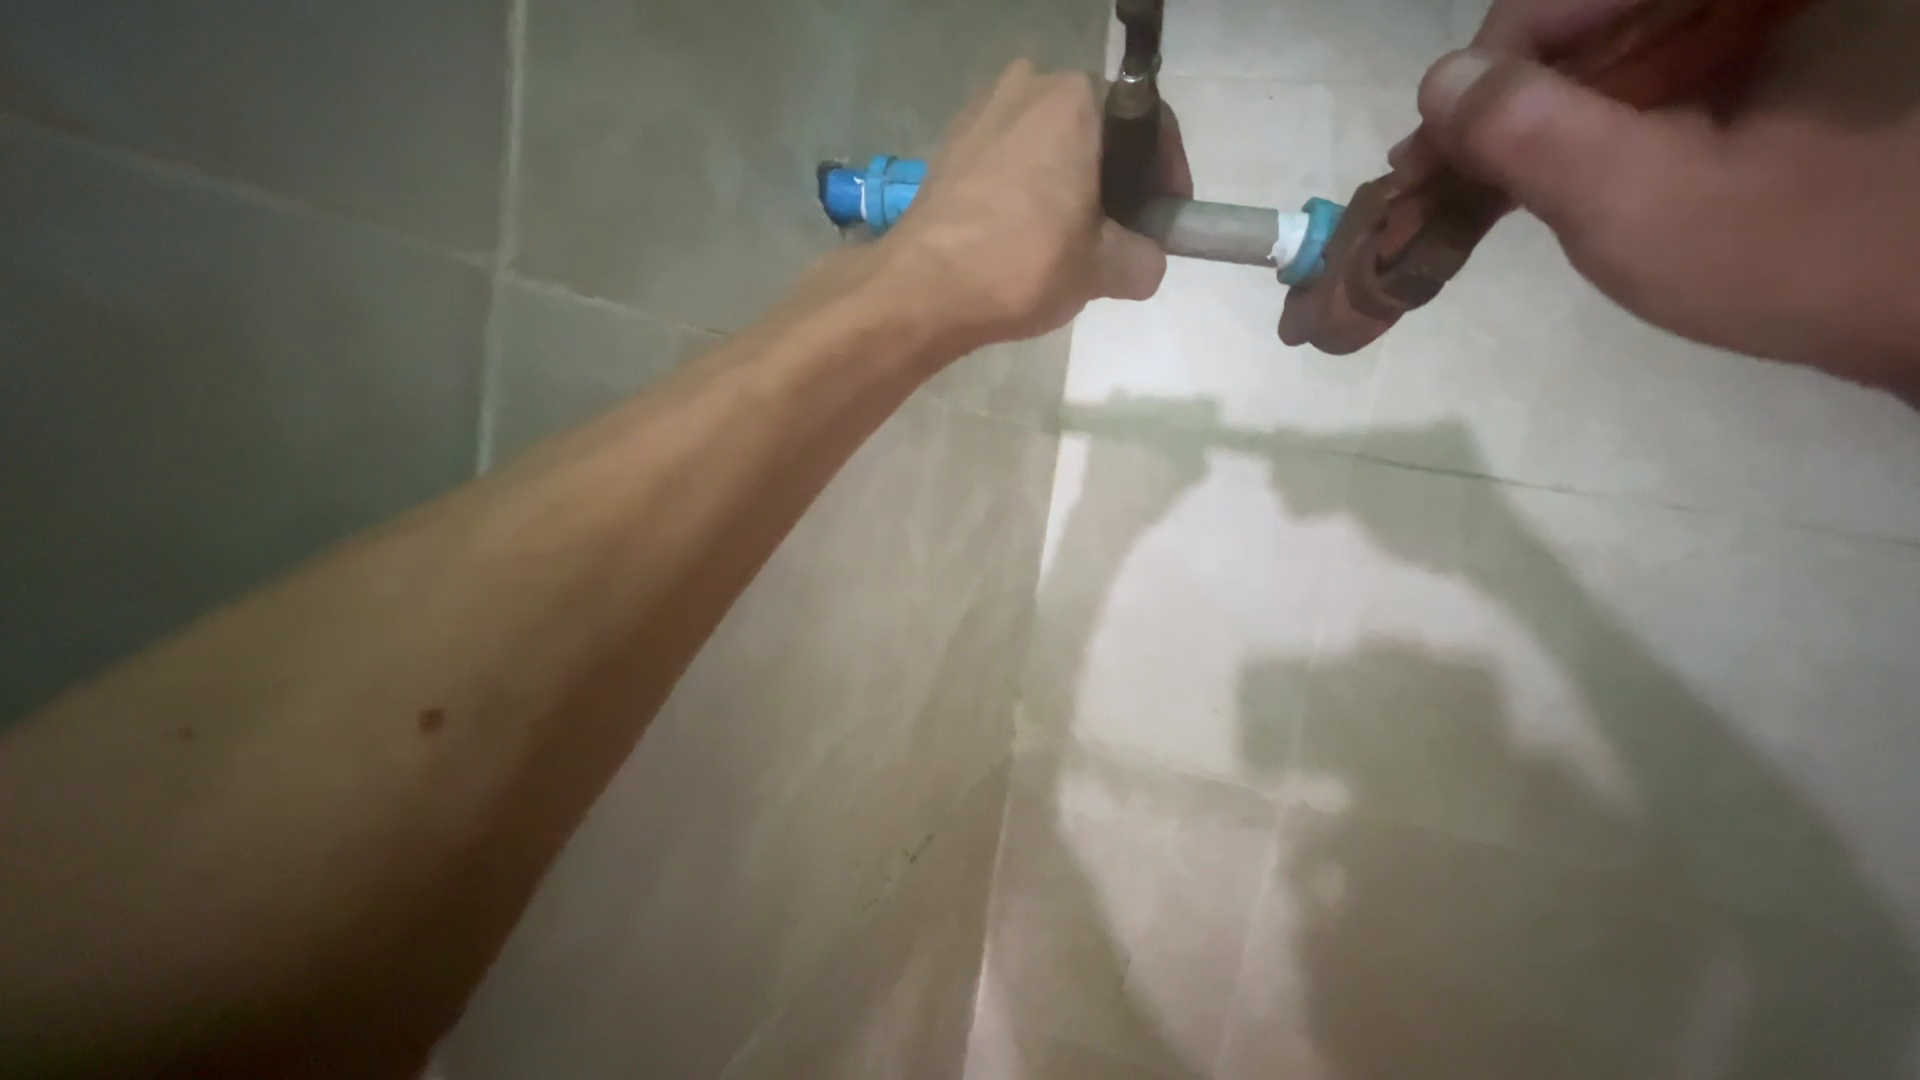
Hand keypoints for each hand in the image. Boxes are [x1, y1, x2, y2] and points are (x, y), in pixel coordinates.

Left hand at [882, 60, 1190, 349]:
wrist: (924, 288)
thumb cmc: (1024, 264)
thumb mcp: (1105, 269)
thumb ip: (1145, 259)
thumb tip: (1146, 261)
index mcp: (1078, 97)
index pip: (1149, 127)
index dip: (1168, 178)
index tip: (1167, 221)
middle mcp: (1030, 85)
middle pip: (1097, 132)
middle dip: (1117, 182)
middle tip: (1121, 237)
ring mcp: (982, 111)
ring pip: (1050, 147)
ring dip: (1070, 186)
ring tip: (1072, 242)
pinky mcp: (950, 145)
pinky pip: (1010, 161)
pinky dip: (1029, 190)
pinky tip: (1025, 235)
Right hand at [1395, 0, 1919, 394]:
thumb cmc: (1798, 258)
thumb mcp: (1638, 201)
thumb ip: (1532, 133)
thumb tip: (1438, 84)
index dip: (1492, 63)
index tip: (1430, 146)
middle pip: (1596, 12)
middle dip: (1507, 93)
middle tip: (1430, 169)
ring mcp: (1778, 14)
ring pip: (1618, 37)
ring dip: (1534, 107)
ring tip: (1463, 177)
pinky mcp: (1785, 44)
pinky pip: (1656, 60)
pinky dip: (1585, 114)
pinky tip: (1533, 164)